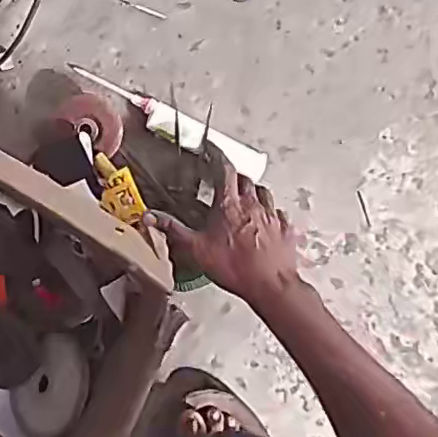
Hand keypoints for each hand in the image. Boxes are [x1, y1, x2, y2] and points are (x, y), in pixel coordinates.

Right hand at [145, 160, 302, 304]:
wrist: (270, 285)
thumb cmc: (236, 267)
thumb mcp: (197, 249)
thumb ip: (173, 230)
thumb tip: (152, 217)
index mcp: (230, 205)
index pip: (225, 169)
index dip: (218, 156)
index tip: (212, 150)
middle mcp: (253, 204)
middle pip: (245, 180)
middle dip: (235, 177)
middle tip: (225, 181)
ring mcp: (272, 215)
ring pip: (264, 193)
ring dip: (254, 192)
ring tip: (245, 199)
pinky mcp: (285, 229)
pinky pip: (279, 214)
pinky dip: (271, 213)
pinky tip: (266, 221)